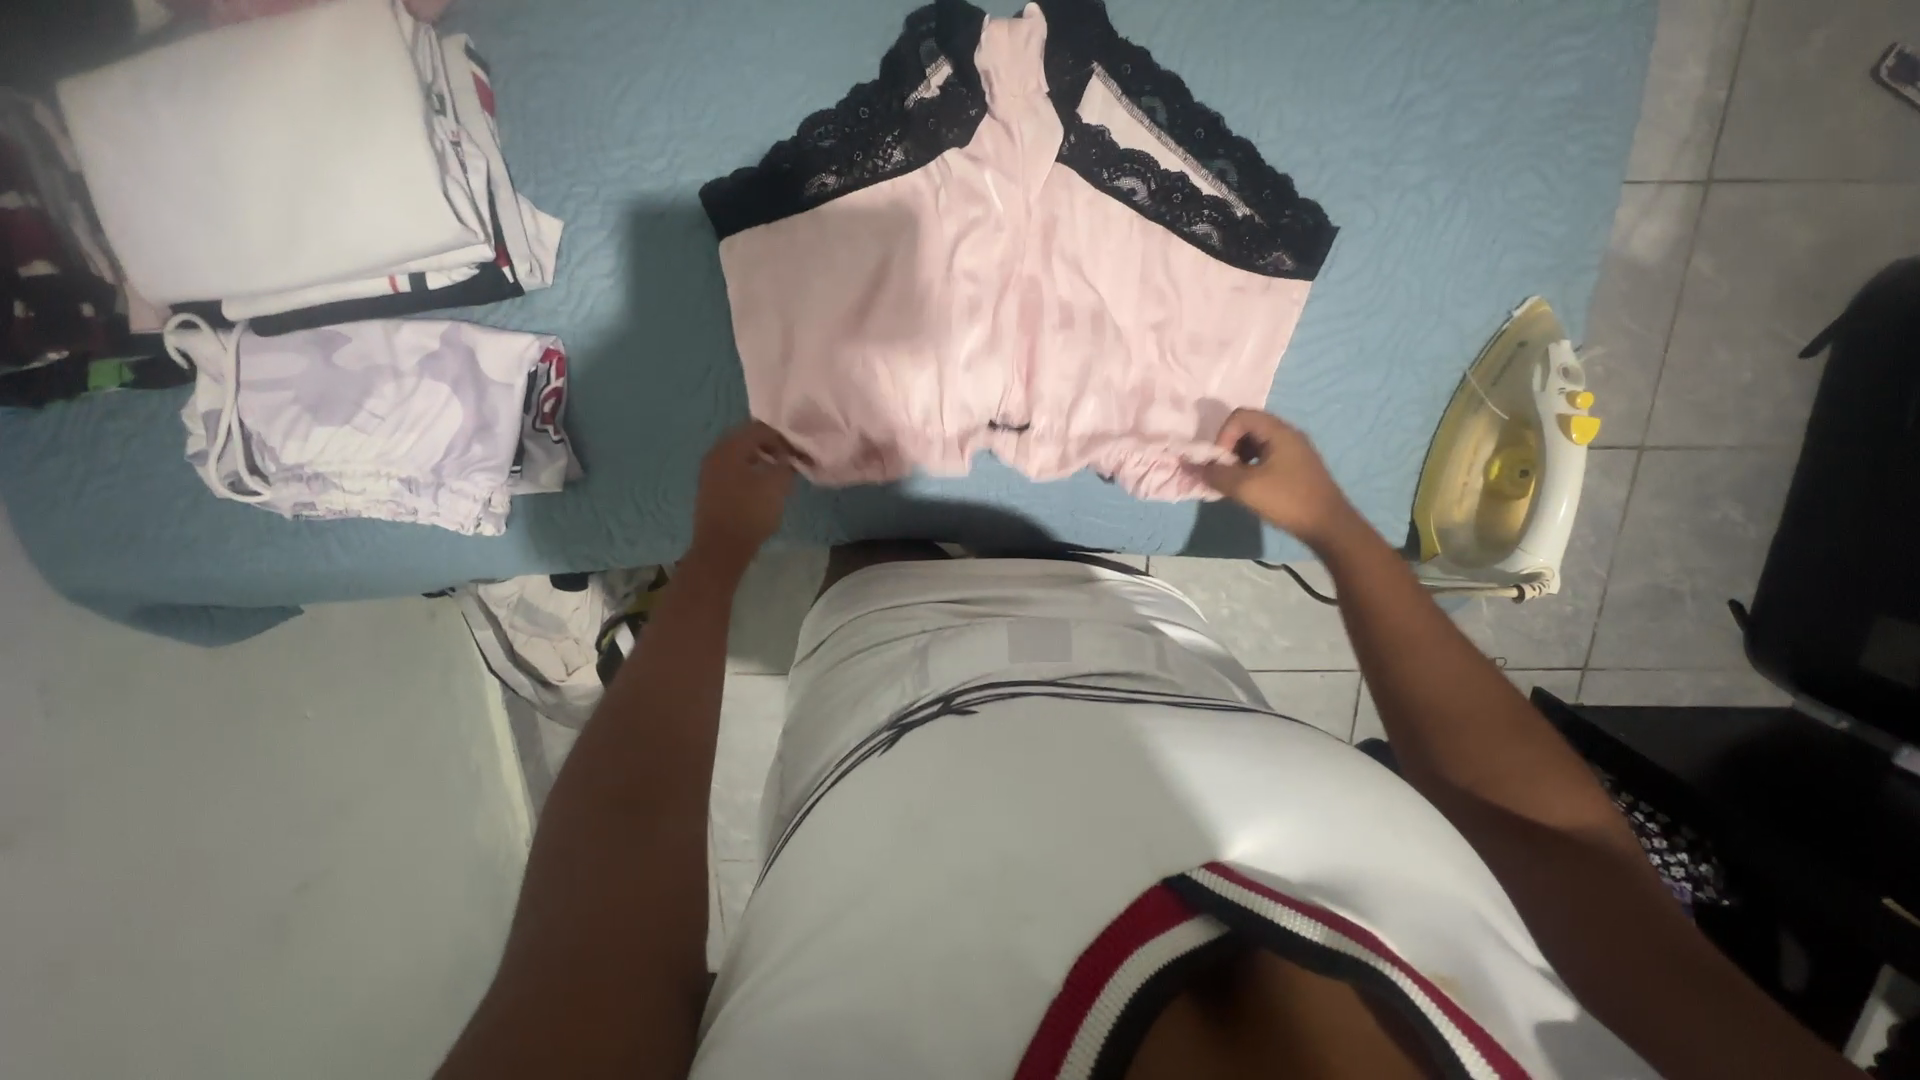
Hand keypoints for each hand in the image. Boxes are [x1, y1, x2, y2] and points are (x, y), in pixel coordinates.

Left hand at [687, 421, 807, 573]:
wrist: (721, 548)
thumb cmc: (750, 513)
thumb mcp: (777, 486)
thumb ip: (786, 465)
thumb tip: (788, 457)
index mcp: (730, 448)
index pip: (759, 429)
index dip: (782, 437)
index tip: (797, 452)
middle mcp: (715, 454)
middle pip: (746, 439)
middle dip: (770, 446)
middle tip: (788, 459)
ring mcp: (709, 472)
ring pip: (738, 456)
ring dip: (759, 460)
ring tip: (777, 473)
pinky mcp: (709, 489)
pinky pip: (732, 470)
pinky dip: (748, 472)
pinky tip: (760, 486)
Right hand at [1196, 409, 1359, 552]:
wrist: (1329, 525)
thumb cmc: (1288, 500)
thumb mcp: (1246, 488)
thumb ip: (1216, 474)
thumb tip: (1193, 467)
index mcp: (1279, 431)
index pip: (1239, 416)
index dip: (1223, 436)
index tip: (1221, 463)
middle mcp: (1288, 434)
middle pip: (1247, 428)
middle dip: (1228, 449)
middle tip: (1224, 473)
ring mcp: (1294, 451)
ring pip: (1255, 444)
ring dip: (1238, 460)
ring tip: (1234, 483)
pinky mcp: (1296, 467)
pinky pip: (1266, 457)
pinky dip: (1251, 468)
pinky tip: (1250, 489)